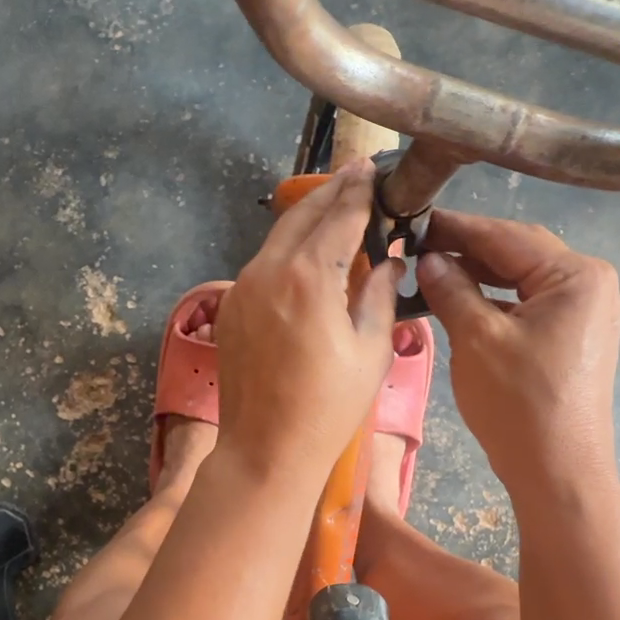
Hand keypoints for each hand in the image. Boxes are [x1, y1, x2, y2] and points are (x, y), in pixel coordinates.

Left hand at [215, 158, 401, 484]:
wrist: (264, 449)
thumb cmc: (327, 407)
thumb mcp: (370, 351)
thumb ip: (379, 295)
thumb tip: (390, 262)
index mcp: (307, 276)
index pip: (339, 216)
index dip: (359, 191)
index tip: (373, 171)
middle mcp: (267, 271)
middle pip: (300, 215)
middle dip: (330, 193)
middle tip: (356, 177)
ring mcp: (241, 289)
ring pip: (276, 238)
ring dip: (305, 220)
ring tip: (334, 208)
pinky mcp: (230, 309)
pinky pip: (262, 265)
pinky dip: (286, 250)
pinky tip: (305, 255)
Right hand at [416, 211, 619, 493]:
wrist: (556, 470)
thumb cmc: (518, 403)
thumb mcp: (476, 339)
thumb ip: (451, 289)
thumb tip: (428, 258)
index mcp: (576, 275)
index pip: (506, 236)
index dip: (455, 227)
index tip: (412, 219)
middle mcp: (589, 284)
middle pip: (517, 252)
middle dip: (465, 248)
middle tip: (413, 244)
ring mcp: (584, 312)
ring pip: (519, 279)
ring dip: (475, 274)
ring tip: (427, 270)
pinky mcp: (572, 337)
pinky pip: (525, 304)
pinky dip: (490, 300)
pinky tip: (455, 299)